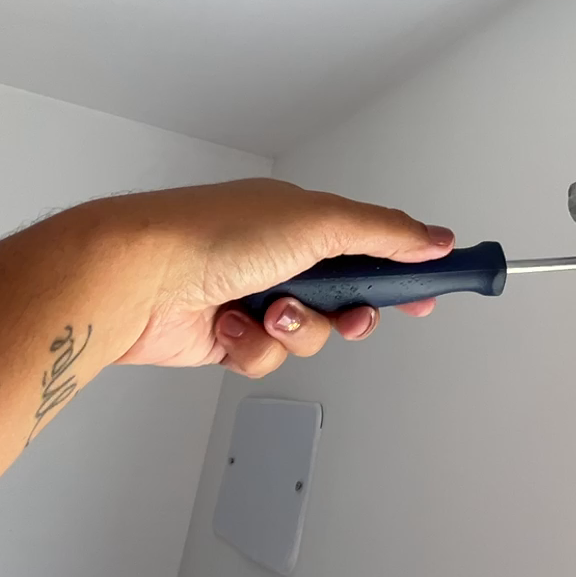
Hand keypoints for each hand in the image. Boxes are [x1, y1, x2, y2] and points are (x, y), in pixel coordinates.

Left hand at [88, 179, 451, 374]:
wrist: (136, 276)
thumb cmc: (221, 234)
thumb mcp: (320, 221)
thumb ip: (385, 233)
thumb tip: (439, 239)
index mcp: (306, 220)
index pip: (371, 245)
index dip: (401, 271)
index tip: (426, 295)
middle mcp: (283, 256)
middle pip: (345, 297)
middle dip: (348, 313)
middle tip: (348, 317)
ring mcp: (255, 296)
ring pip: (310, 333)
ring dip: (296, 329)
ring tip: (266, 312)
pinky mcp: (228, 336)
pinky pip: (267, 356)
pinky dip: (253, 346)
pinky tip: (229, 326)